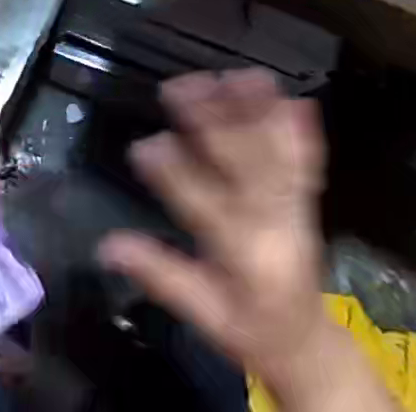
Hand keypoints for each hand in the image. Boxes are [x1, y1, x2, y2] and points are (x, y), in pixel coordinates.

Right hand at [97, 70, 393, 410]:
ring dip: (255, 111)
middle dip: (211, 121)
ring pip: (277, 153)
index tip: (144, 144)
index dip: (173, 175)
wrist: (306, 341)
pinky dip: (302, 128)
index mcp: (242, 255)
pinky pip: (309, 160)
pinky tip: (293, 97)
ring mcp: (297, 209)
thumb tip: (107, 247)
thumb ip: (159, 275)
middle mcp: (274, 226)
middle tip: (177, 86)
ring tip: (233, 74)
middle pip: (244, 166)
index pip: (203, 207)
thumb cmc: (247, 328)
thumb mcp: (201, 313)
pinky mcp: (309, 200)